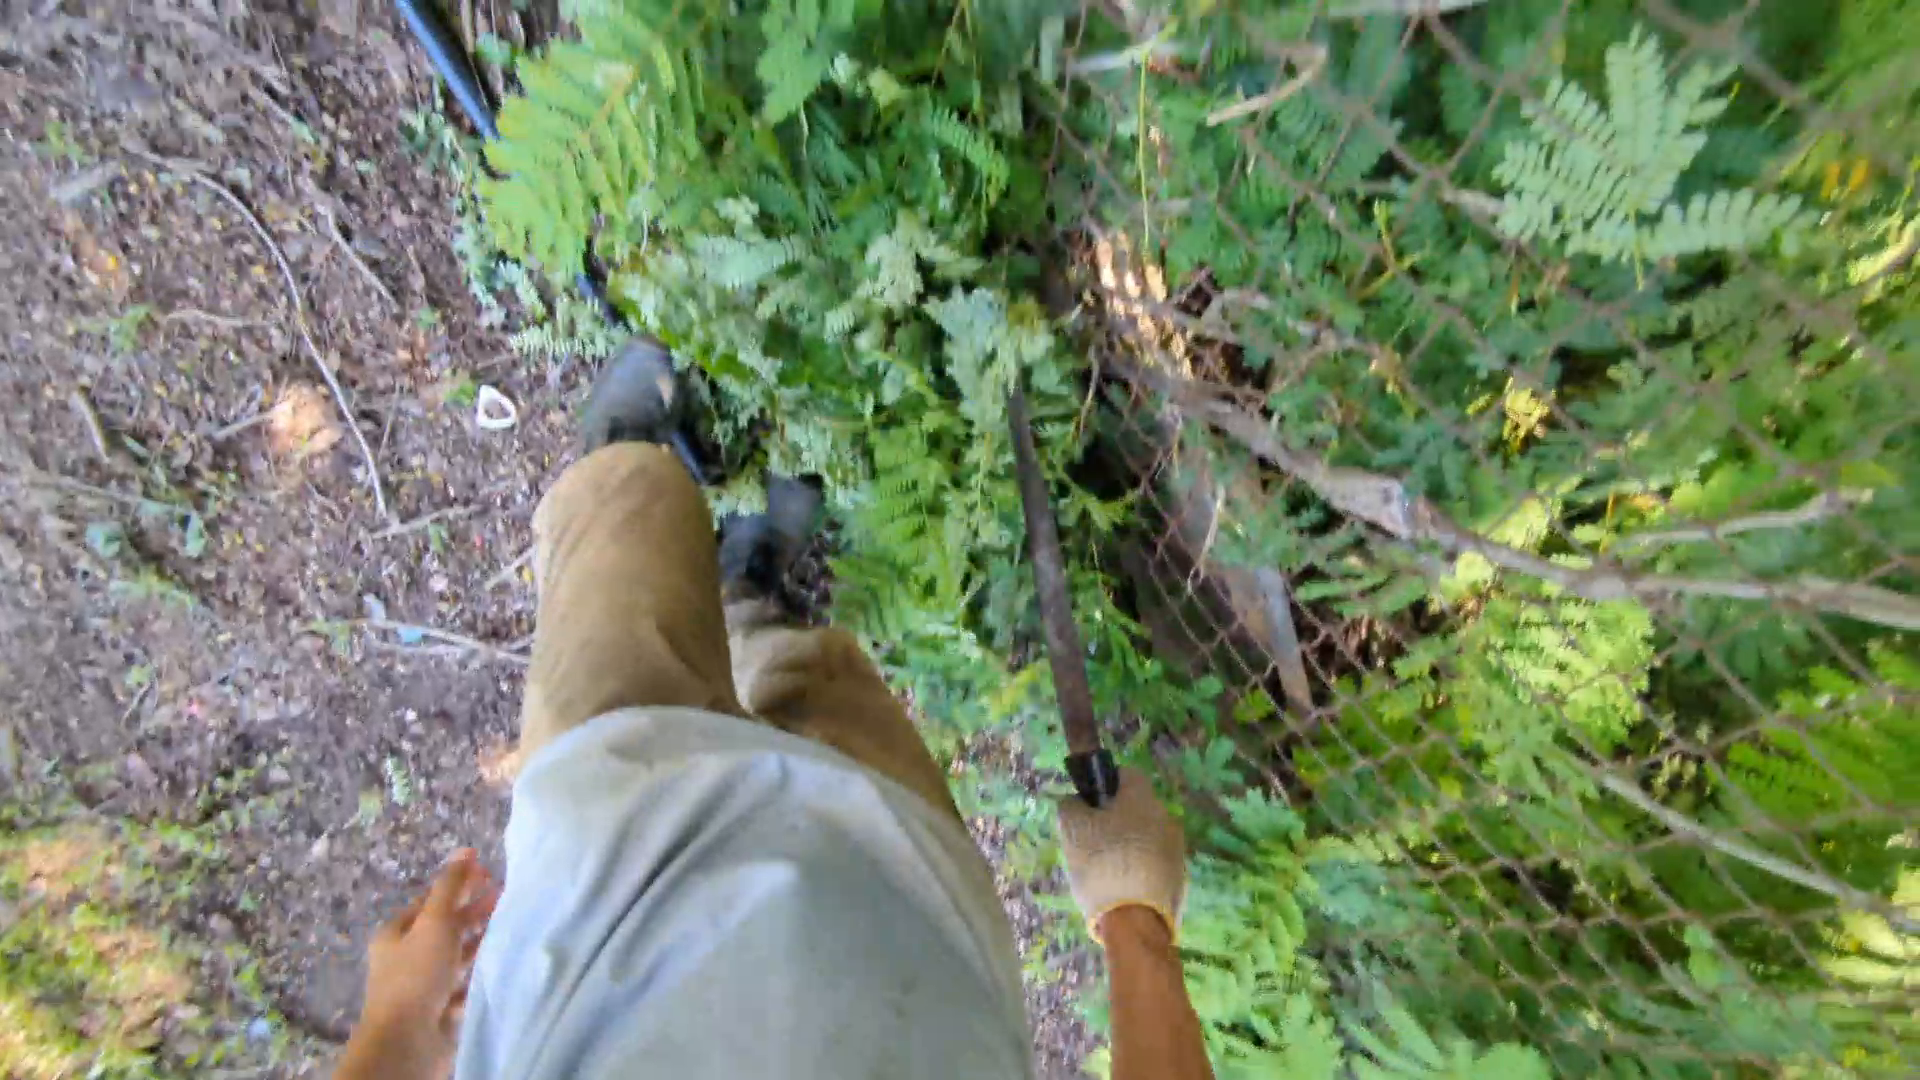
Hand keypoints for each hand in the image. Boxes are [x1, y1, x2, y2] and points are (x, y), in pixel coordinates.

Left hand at [335, 850, 498, 1079]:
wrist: (407, 1042)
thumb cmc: (417, 975)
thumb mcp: (435, 921)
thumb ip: (451, 885)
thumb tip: (464, 849)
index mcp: (397, 933)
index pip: (431, 898)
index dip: (459, 883)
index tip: (490, 873)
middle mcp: (407, 956)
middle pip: (446, 924)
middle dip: (475, 908)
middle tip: (506, 895)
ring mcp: (424, 982)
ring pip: (459, 951)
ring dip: (482, 937)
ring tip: (510, 924)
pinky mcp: (440, 1004)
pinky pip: (466, 978)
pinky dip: (482, 967)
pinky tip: (500, 958)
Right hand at [1056, 767, 1186, 941]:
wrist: (1136, 925)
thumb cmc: (1102, 864)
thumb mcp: (1072, 828)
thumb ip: (1071, 805)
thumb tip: (1076, 801)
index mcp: (1143, 798)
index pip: (1126, 774)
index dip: (1105, 785)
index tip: (1089, 805)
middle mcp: (1166, 818)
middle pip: (1136, 808)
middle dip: (1116, 819)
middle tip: (1091, 841)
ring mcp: (1177, 851)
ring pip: (1146, 837)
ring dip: (1128, 846)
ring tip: (1105, 870)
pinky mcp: (1180, 881)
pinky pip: (1154, 865)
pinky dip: (1139, 871)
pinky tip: (1122, 889)